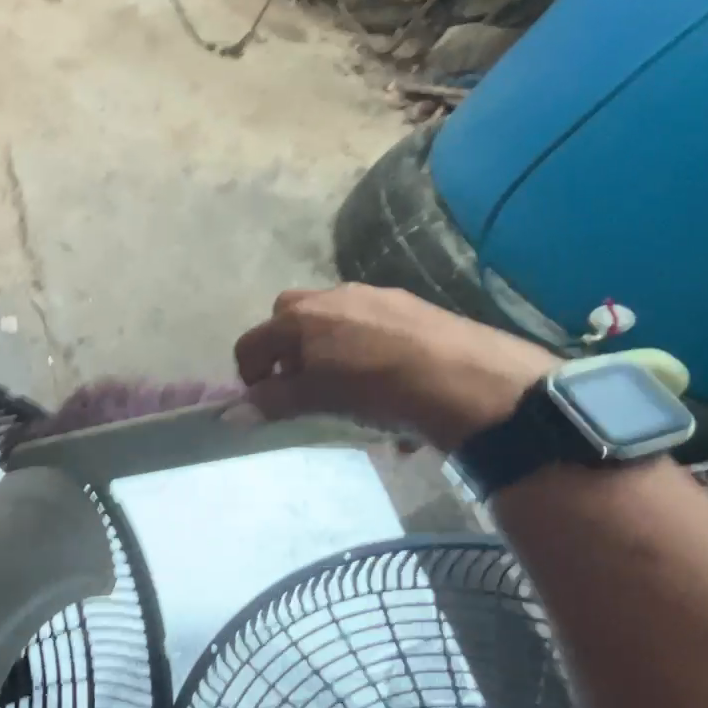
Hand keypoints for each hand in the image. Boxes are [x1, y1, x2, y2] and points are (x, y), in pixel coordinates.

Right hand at [233, 284, 560, 449]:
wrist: (471, 380)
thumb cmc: (377, 389)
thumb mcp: (316, 400)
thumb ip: (273, 401)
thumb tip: (235, 412)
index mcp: (297, 317)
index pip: (251, 343)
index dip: (250, 374)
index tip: (266, 400)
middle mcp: (329, 296)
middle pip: (286, 317)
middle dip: (285, 348)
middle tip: (302, 381)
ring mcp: (372, 295)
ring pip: (330, 316)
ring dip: (324, 342)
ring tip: (346, 377)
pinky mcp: (410, 302)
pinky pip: (367, 319)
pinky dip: (361, 340)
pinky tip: (384, 371)